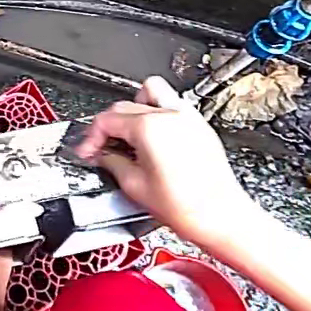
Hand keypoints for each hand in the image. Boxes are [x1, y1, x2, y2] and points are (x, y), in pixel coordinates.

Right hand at [74, 77, 265, 251]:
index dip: (91, 137)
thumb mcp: (134, 186)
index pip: (106, 120)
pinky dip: (157, 113)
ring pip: (151, 92)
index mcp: (148, 127)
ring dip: (134, 108)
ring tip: (129, 132)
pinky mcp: (199, 126)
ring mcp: (187, 117)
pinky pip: (172, 105)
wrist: (224, 219)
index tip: (87, 150)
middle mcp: (169, 115)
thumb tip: (101, 154)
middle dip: (108, 126)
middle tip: (102, 147)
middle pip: (124, 105)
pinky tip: (152, 138)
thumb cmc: (188, 207)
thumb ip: (111, 162)